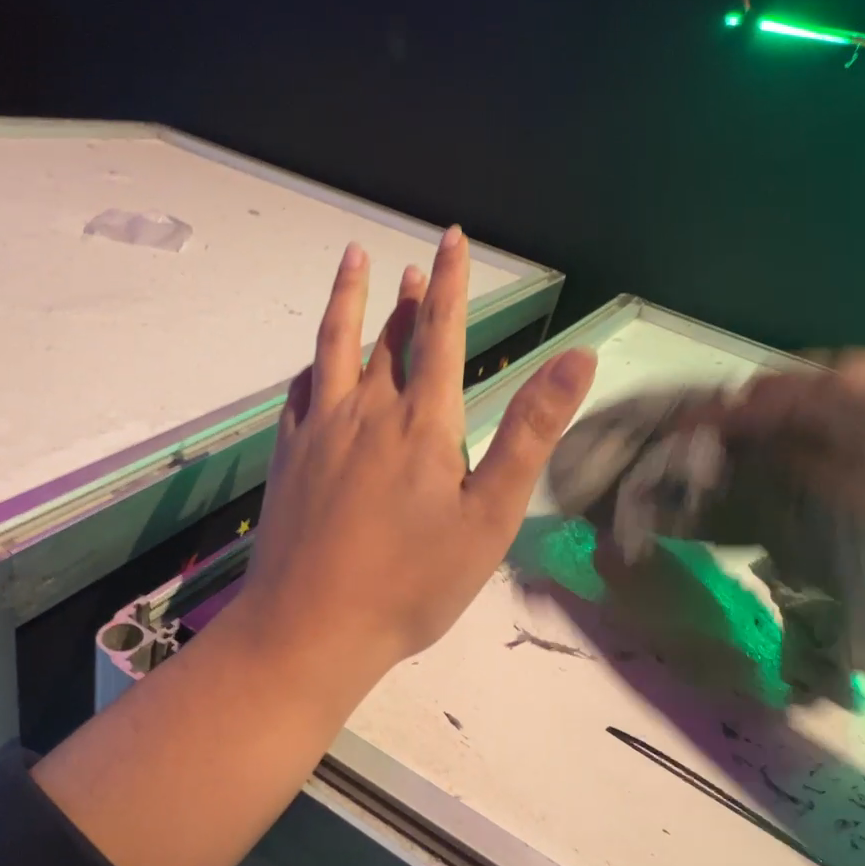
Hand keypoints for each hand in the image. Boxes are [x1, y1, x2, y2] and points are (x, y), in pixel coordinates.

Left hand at [232, 227, 597, 672]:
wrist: (312, 626)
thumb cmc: (413, 581)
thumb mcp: (490, 516)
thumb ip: (531, 432)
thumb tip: (577, 358)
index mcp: (423, 422)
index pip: (443, 333)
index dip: (451, 283)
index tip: (451, 239)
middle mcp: (368, 410)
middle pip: (390, 336)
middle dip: (408, 295)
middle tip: (413, 263)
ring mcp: (320, 430)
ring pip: (336, 347)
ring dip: (348, 301)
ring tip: (353, 263)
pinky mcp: (288, 454)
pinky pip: (300, 390)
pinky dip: (313, 362)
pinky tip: (314, 360)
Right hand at [722, 348, 864, 526]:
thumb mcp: (861, 491)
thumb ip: (798, 467)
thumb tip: (753, 453)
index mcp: (833, 390)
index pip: (751, 398)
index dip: (708, 417)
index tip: (671, 434)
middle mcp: (851, 367)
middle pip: (775, 386)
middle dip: (740, 416)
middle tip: (713, 455)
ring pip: (805, 389)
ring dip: (776, 416)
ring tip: (757, 457)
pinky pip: (834, 393)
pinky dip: (808, 416)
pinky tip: (811, 447)